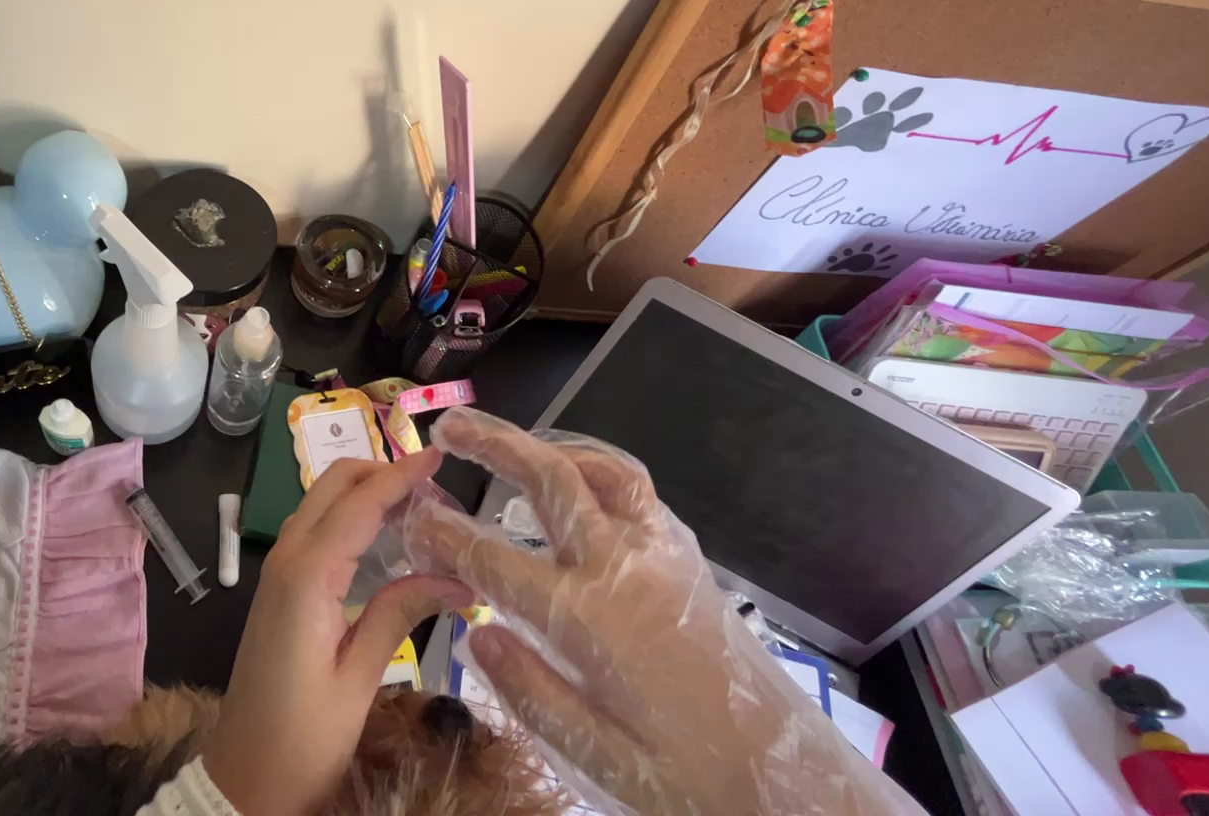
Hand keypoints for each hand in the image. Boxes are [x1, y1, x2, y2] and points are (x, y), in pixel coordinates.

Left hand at [203, 449, 474, 815]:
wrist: (243, 777)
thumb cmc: (303, 737)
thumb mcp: (359, 678)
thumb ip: (399, 613)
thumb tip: (459, 579)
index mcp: (307, 575)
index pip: (360, 503)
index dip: (400, 474)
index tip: (438, 455)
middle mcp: (287, 558)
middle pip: (333, 486)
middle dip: (381, 472)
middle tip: (434, 488)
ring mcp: (278, 569)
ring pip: (322, 503)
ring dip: (366, 491)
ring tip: (420, 508)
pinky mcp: (280, 585)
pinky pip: (317, 528)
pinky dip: (351, 515)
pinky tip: (385, 535)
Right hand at [403, 407, 921, 815]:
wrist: (800, 785)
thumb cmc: (693, 780)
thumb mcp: (598, 758)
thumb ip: (528, 689)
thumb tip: (476, 629)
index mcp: (589, 617)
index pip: (492, 558)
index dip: (442, 532)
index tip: (407, 513)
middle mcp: (622, 565)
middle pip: (547, 478)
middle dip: (491, 443)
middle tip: (450, 427)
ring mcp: (660, 551)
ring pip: (598, 468)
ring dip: (545, 444)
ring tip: (508, 441)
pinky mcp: (685, 554)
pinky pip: (632, 488)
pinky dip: (590, 467)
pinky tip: (572, 482)